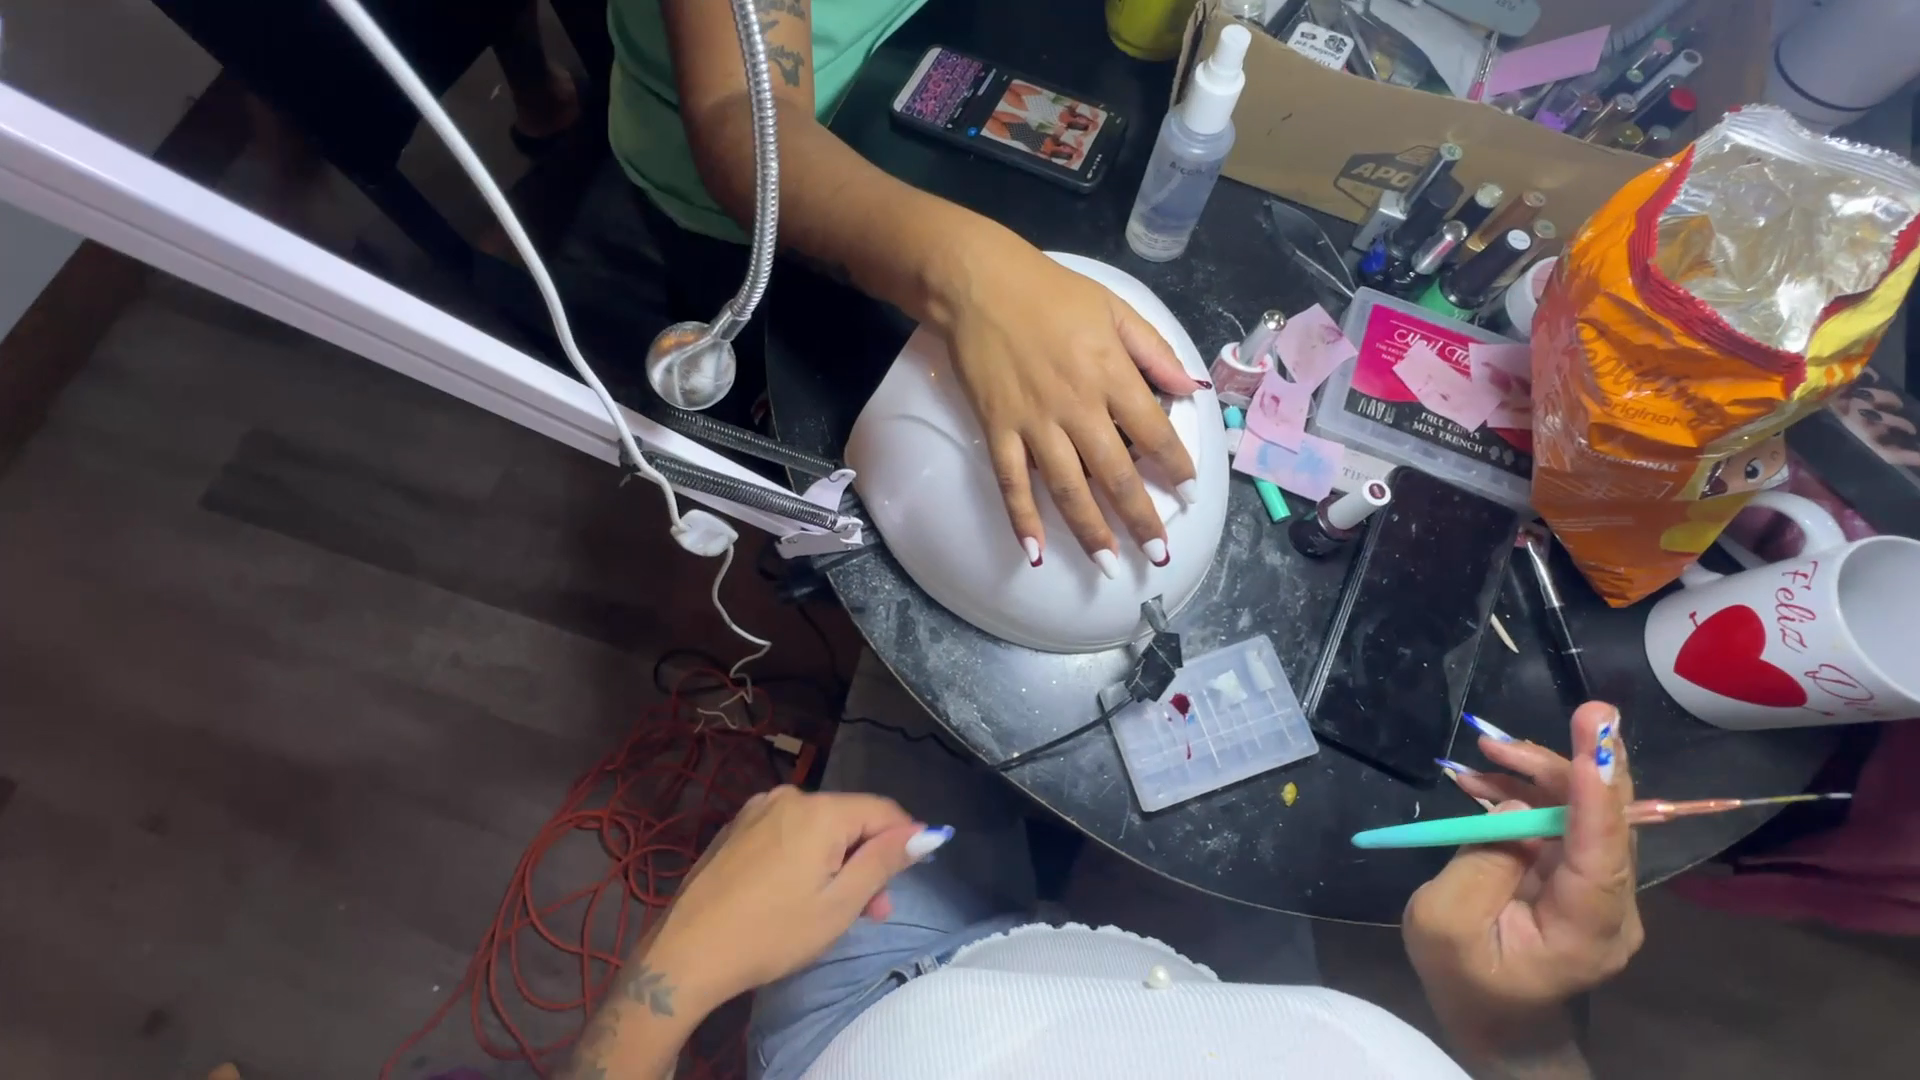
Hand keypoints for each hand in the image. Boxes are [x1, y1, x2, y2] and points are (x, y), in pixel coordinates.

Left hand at [644, 787, 934, 1006]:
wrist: (684, 954)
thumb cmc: (771, 933)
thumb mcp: (839, 904)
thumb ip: (885, 861)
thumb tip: (928, 831)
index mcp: (820, 810)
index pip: (883, 810)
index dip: (905, 839)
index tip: (907, 878)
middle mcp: (790, 796)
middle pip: (849, 819)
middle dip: (867, 860)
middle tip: (870, 913)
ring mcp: (757, 809)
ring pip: (817, 827)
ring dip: (836, 860)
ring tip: (831, 909)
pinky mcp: (736, 827)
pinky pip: (787, 832)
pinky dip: (803, 856)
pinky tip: (792, 894)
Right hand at [933, 230, 1201, 572]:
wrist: (979, 284)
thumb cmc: (1051, 292)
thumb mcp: (1115, 308)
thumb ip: (1154, 351)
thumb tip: (1191, 390)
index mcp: (1111, 374)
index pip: (1154, 432)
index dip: (1176, 467)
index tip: (1191, 494)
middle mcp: (1077, 407)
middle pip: (1116, 474)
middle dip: (1140, 518)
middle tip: (1158, 556)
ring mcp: (1034, 423)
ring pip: (1068, 488)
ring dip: (1090, 531)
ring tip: (1109, 566)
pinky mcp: (997, 431)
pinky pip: (1012, 482)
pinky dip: (1022, 519)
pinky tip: (1033, 552)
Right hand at [1404, 702, 1642, 1055]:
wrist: (1499, 1022)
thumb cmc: (1465, 979)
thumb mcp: (1445, 924)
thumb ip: (1480, 864)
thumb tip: (1513, 806)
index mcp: (1584, 929)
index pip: (1601, 850)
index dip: (1597, 789)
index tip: (1598, 733)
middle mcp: (1610, 904)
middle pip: (1601, 818)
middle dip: (1558, 767)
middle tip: (1493, 740)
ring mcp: (1597, 889)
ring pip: (1582, 812)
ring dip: (1532, 774)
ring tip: (1475, 759)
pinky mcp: (1576, 877)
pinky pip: (1561, 821)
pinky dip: (1522, 792)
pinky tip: (1481, 781)